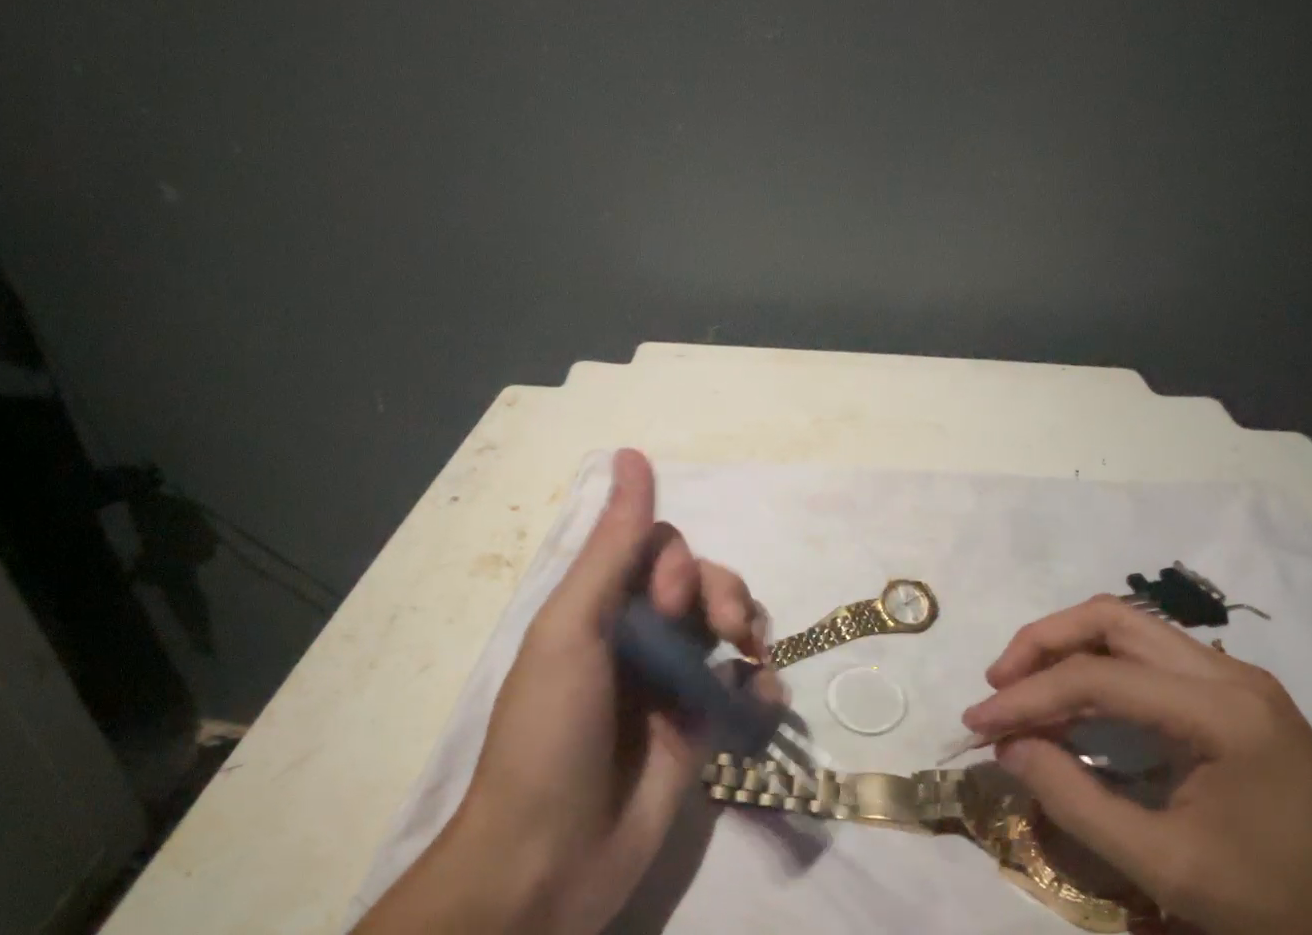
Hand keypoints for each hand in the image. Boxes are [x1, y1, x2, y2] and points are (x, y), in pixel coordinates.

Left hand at [356, 450, 770, 934]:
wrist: (550, 858)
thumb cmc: (550, 732)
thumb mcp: (573, 628)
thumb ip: (612, 546)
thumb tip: (631, 453)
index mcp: (600, 606)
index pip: (658, 549)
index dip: (675, 564)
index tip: (667, 603)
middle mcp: (637, 636)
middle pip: (701, 582)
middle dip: (722, 593)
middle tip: (726, 629)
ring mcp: (670, 684)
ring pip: (727, 628)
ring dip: (749, 627)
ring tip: (752, 658)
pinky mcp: (699, 731)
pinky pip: (742, 688)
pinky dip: (761, 685)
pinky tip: (761, 696)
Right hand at [962, 597, 1311, 934]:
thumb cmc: (1283, 907)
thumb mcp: (1168, 867)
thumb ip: (1076, 801)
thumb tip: (1009, 746)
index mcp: (1220, 710)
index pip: (1097, 676)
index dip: (1026, 696)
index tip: (976, 724)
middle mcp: (1229, 675)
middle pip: (1113, 619)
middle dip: (1043, 642)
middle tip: (998, 685)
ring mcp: (1240, 682)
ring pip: (1133, 630)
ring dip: (1070, 649)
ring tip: (1024, 690)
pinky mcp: (1243, 701)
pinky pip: (1155, 661)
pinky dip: (1103, 669)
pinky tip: (1080, 707)